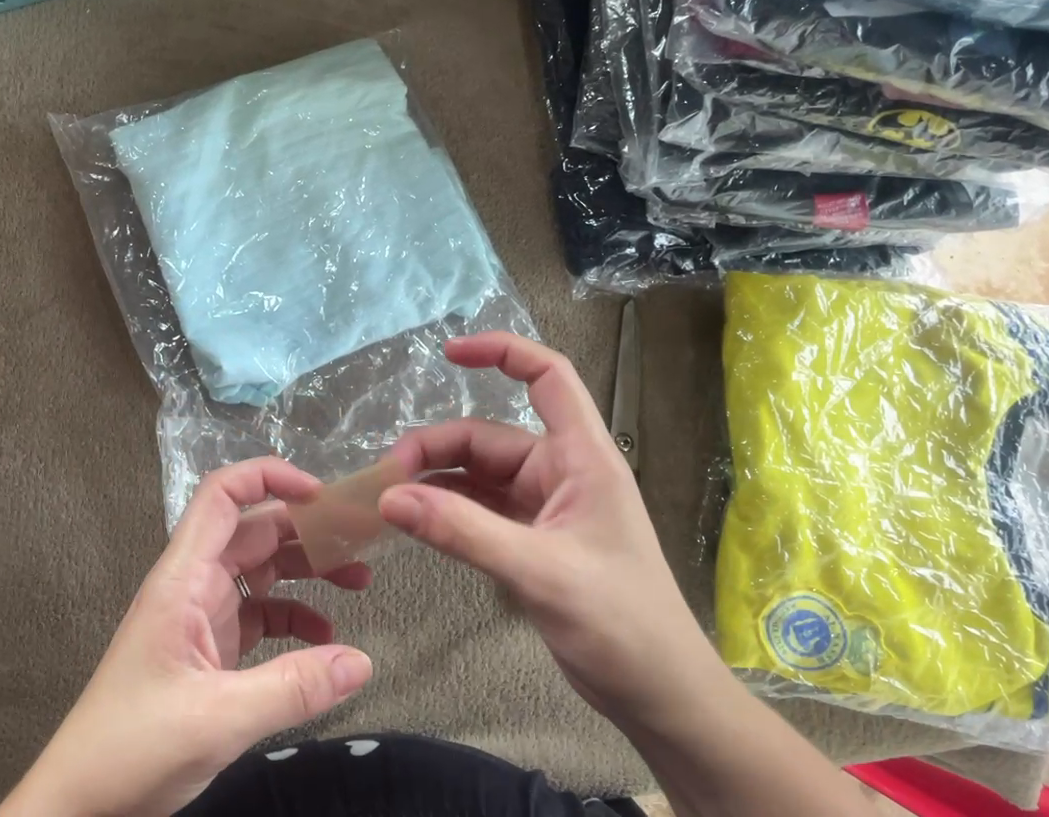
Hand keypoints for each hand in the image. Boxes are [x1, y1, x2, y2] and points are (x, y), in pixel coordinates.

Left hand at [0, 458, 374, 816]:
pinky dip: (293, 618)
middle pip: (252, 532)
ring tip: (358, 581)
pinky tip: (324, 638)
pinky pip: (258, 616)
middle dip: (306, 530)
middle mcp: (191, 586)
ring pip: (258, 572)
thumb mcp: (219, 719)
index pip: (221, 497)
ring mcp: (199, 617)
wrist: (82, 800)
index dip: (267, 478)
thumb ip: (292, 687)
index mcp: (182, 580)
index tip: (321, 495)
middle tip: (361, 542)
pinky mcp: (208, 651)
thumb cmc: (134, 746)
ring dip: (305, 571)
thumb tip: (362, 660)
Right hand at [377, 331, 729, 731]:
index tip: (447, 354)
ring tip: (389, 498)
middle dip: (437, 446)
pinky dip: (445, 510)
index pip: (548, 378)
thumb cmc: (621, 624)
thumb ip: (463, 532)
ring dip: (435, 480)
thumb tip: (390, 497)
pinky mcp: (531, 541)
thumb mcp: (540, 572)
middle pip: (489, 436)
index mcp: (582, 458)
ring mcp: (545, 508)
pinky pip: (478, 510)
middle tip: (388, 475)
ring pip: (478, 475)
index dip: (502, 353)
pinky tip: (413, 521)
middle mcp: (562, 473)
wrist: (660, 696)